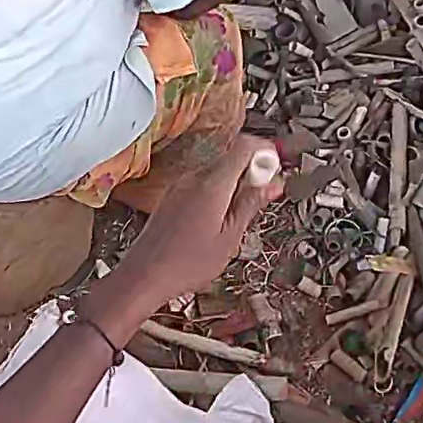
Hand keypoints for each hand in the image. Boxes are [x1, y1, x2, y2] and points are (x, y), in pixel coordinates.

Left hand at [83, 136, 283, 342]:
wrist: (144, 276)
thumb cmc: (184, 264)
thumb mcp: (229, 237)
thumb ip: (251, 204)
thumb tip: (271, 184)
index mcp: (211, 185)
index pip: (244, 146)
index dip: (266, 152)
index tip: (277, 169)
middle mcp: (193, 178)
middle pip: (231, 156)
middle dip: (254, 170)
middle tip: (267, 194)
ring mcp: (180, 186)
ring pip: (218, 170)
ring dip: (237, 182)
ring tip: (245, 212)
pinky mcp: (173, 196)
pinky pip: (203, 183)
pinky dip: (219, 192)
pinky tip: (222, 218)